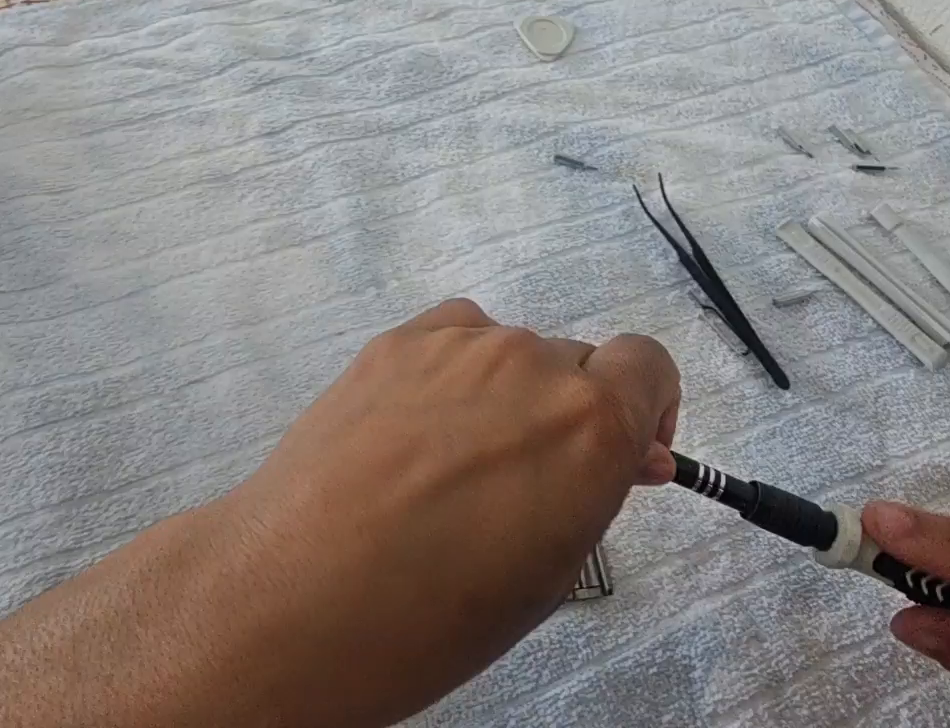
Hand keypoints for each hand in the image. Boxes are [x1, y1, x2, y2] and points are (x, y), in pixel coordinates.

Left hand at [210, 298, 680, 724]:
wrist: (300, 590)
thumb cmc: (437, 612)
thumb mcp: (550, 566)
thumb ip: (597, 486)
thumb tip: (631, 449)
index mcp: (591, 424)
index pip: (649, 364)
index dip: (644, 404)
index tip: (623, 448)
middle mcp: (533, 363)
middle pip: (575, 364)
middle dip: (567, 410)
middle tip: (520, 475)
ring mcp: (460, 343)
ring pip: (512, 351)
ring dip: (506, 393)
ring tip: (449, 457)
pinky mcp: (399, 337)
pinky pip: (455, 338)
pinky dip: (455, 370)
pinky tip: (417, 423)